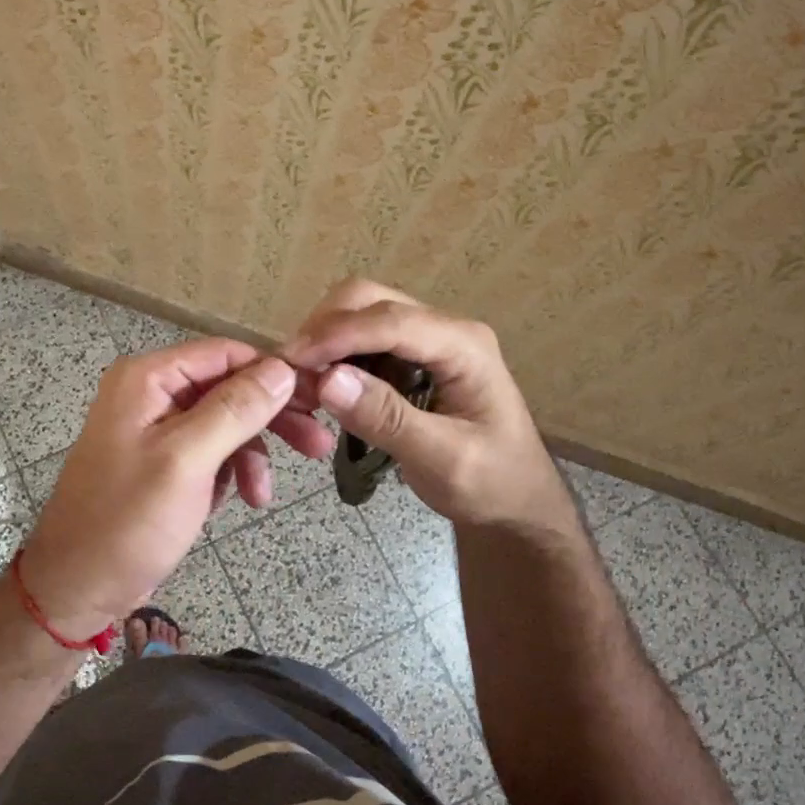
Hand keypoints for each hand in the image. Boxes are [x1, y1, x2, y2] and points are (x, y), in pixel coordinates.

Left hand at [21, 339, 329, 638]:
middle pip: (226, 389)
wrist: (77, 585)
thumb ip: (235, 410)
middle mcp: (148, 394)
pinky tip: (232, 502)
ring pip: (222, 426)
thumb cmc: (127, 521)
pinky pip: (206, 454)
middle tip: (318, 446)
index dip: (273, 374)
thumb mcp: (187, 461)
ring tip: (261, 497)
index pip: (225, 354)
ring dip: (248, 457)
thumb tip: (283, 367)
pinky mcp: (158, 464)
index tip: (320, 401)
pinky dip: (226, 476)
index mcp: (146, 379)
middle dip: (269, 420)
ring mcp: (151, 430)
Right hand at [280, 278, 573, 531]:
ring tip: (301, 381)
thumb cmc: (490, 485)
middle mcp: (445, 329)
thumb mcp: (442, 460)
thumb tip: (327, 379)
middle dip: (323, 328)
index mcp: (464, 346)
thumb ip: (387, 418)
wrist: (515, 505)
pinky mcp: (410, 355)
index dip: (335, 336)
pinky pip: (361, 337)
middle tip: (289, 371)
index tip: (290, 362)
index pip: (389, 321)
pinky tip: (320, 385)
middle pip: (369, 300)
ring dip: (324, 338)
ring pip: (360, 312)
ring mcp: (427, 339)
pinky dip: (333, 352)